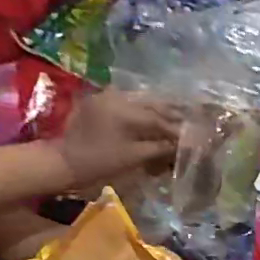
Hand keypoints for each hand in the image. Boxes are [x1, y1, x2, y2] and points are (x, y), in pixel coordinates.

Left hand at [56, 90, 185, 185]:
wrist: (66, 160)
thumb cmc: (101, 162)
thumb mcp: (134, 157)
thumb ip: (160, 148)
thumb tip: (183, 144)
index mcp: (123, 111)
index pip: (158, 118)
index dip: (177, 129)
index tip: (193, 138)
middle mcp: (116, 97)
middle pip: (151, 103)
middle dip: (172, 113)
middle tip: (191, 121)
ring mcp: (107, 96)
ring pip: (141, 99)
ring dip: (160, 107)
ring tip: (178, 114)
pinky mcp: (101, 100)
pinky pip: (129, 100)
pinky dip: (144, 106)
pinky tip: (154, 112)